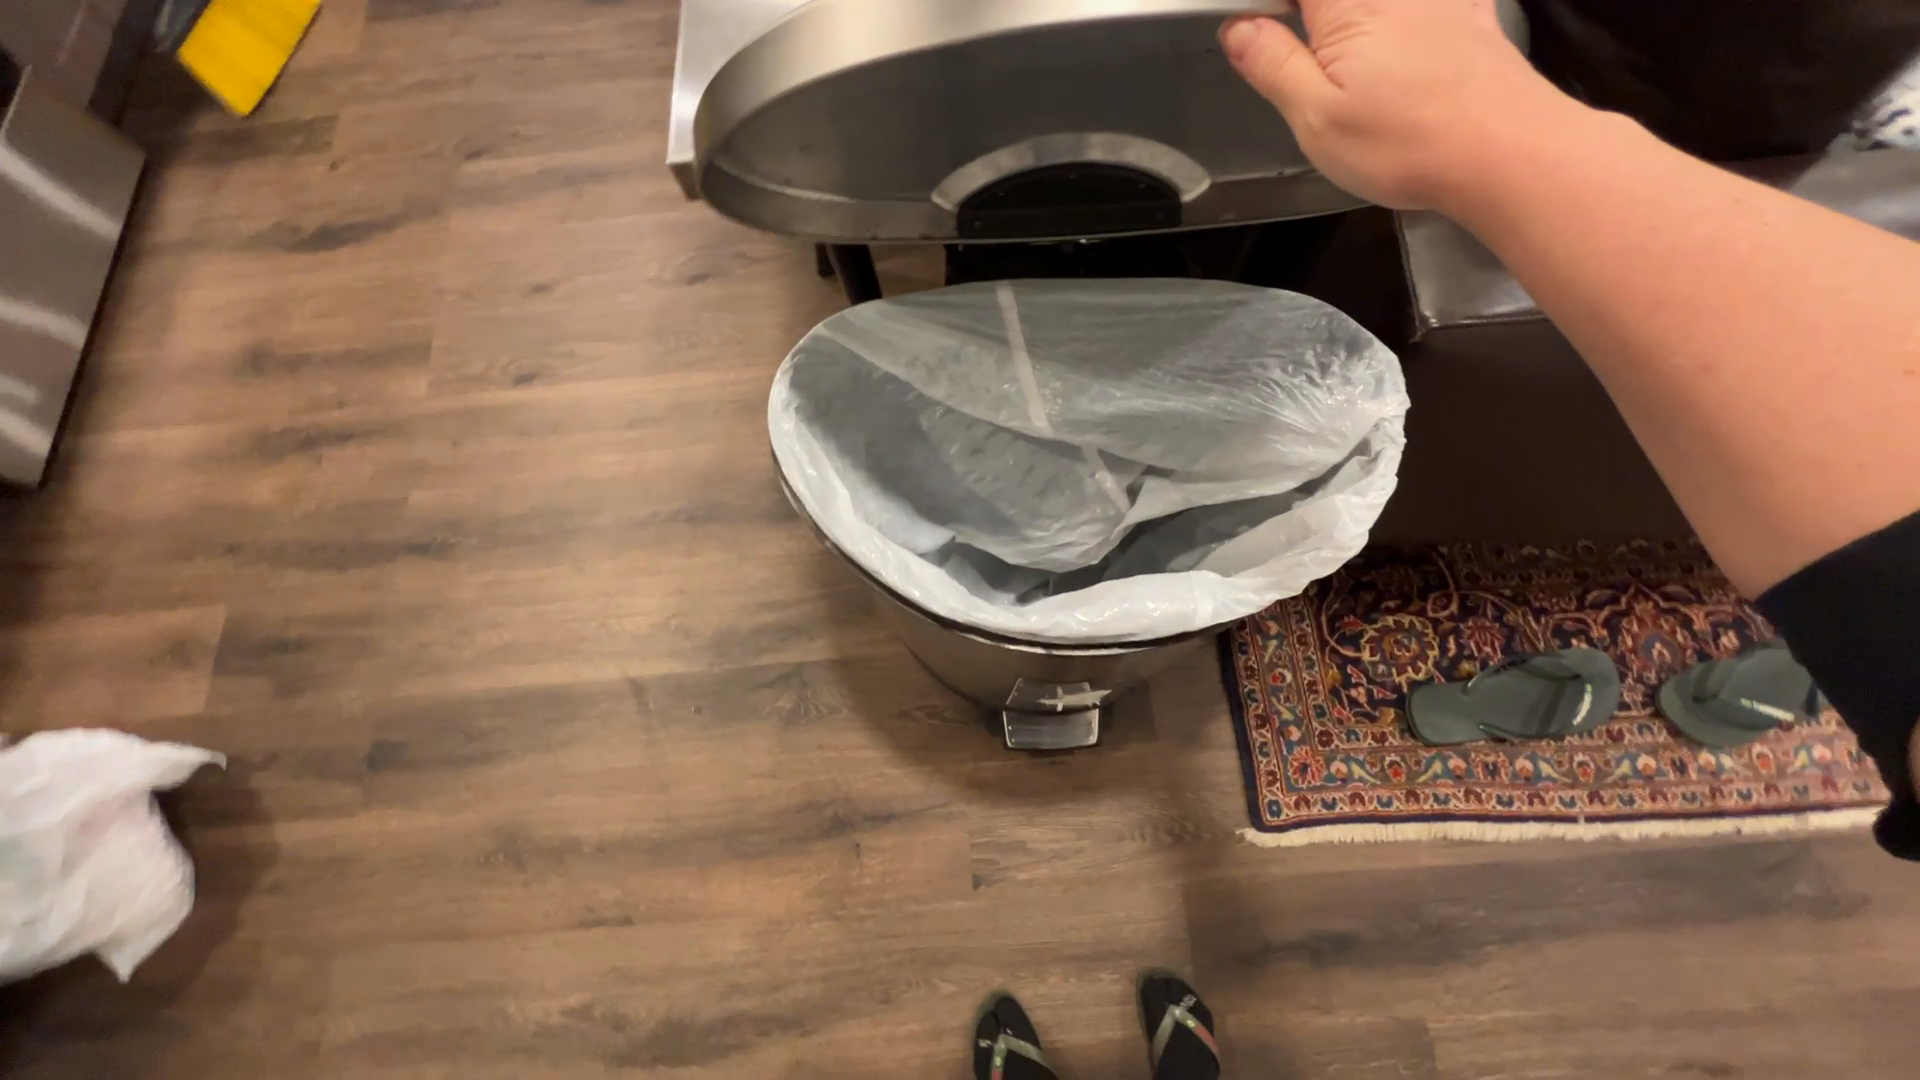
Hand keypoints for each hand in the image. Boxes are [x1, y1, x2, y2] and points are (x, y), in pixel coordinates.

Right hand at [1219, 0, 1572, 211]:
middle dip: (1299, 14)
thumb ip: (1272, 64)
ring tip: (1318, 46)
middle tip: (1275, 36)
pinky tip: (1394, 28)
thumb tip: (1236, 27)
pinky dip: (1396, 15)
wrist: (1502, 151)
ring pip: (1367, 3)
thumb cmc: (1401, 144)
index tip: (1247, 26)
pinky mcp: (1465, 10)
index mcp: (1347, 4)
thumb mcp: (1315, 117)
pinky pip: (1419, 4)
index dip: (1264, 7)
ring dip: (1337, 17)